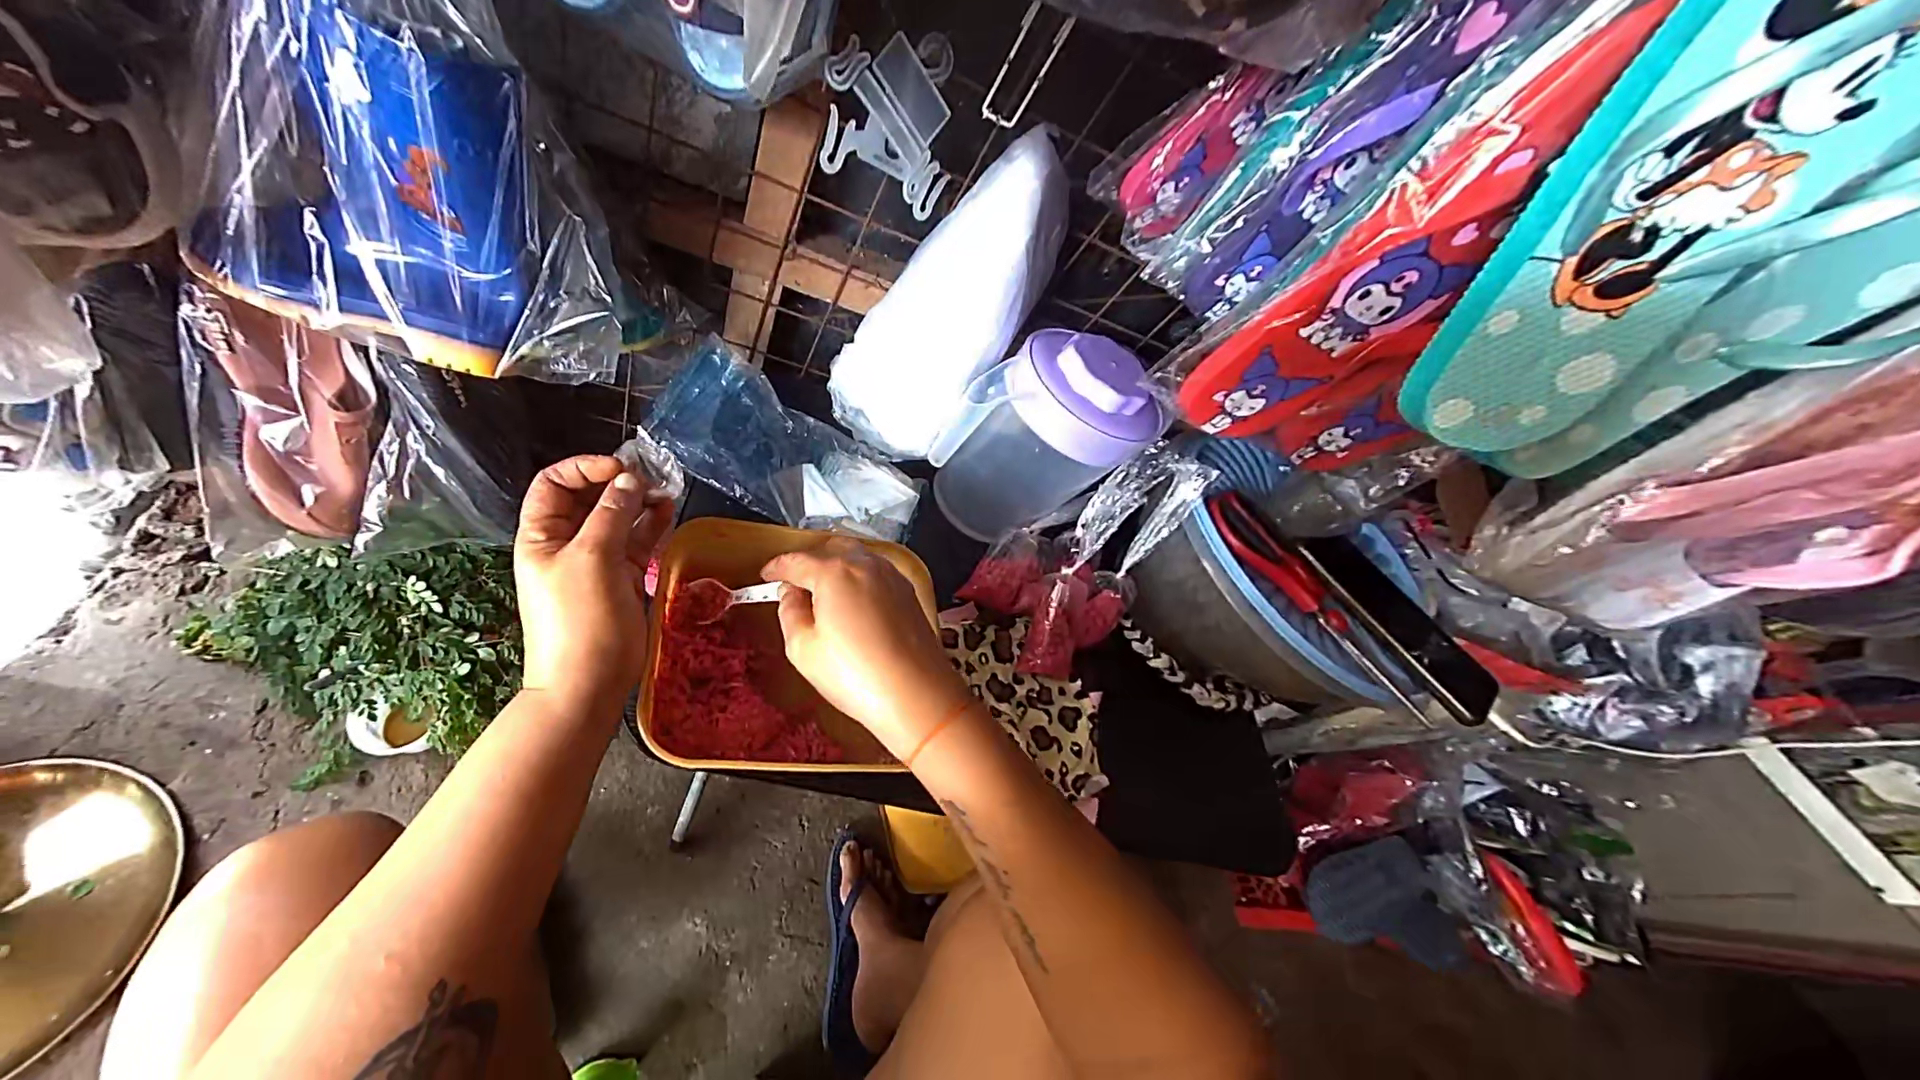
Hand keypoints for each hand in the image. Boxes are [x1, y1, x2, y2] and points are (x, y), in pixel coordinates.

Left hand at [515, 455, 673, 710]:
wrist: (588, 683)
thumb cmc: (580, 620)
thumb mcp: (592, 558)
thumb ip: (612, 514)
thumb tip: (630, 480)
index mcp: (542, 536)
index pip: (555, 484)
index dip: (584, 469)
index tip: (620, 468)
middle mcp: (567, 544)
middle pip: (590, 499)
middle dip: (619, 483)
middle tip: (651, 478)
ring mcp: (598, 561)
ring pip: (619, 519)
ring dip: (640, 502)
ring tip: (666, 492)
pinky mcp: (624, 578)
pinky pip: (637, 542)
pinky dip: (652, 526)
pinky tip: (668, 513)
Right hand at [761, 539, 971, 759]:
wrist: (916, 694)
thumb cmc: (856, 675)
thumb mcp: (803, 648)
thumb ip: (789, 613)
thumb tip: (790, 596)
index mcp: (834, 572)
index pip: (797, 560)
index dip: (777, 568)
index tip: (767, 576)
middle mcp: (866, 565)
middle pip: (830, 549)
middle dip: (809, 561)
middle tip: (793, 583)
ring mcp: (892, 577)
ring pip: (857, 557)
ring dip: (836, 566)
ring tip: (822, 593)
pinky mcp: (909, 593)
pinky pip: (876, 573)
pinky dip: (859, 578)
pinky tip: (853, 601)